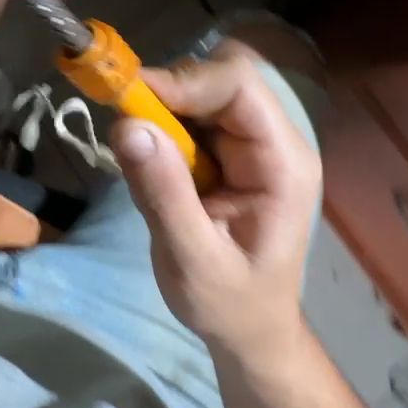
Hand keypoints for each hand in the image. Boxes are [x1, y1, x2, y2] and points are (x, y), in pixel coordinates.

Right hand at [109, 41, 321, 355]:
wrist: (248, 330)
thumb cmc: (231, 304)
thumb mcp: (193, 260)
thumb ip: (164, 194)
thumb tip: (127, 125)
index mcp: (283, 161)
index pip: (239, 85)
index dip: (184, 80)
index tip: (129, 100)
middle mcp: (271, 139)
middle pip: (218, 77)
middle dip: (168, 91)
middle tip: (125, 123)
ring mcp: (248, 142)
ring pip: (199, 90)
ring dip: (160, 109)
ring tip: (137, 153)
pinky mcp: (223, 149)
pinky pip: (187, 113)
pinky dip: (158, 124)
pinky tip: (149, 162)